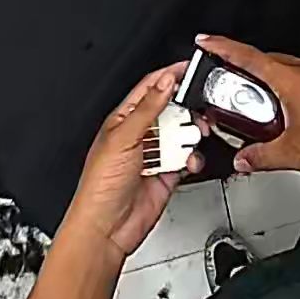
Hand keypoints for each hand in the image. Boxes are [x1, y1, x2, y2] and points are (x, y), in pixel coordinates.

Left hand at [56, 61, 200, 262]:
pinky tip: (189, 160)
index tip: (189, 67)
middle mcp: (141, 134)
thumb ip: (148, 108)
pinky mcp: (168, 172)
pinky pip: (188, 157)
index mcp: (124, 120)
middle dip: (188, 106)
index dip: (170, 75)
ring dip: (192, 132)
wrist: (105, 231)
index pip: (151, 88)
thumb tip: (166, 80)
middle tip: (200, 106)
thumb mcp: (123, 138)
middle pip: (172, 108)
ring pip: (183, 132)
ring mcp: (155, 153)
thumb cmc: (99, 187)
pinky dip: (193, 157)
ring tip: (197, 133)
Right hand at [196, 35, 299, 192]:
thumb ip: (261, 155)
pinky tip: (289, 119)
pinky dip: (291, 94)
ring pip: (289, 73)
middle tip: (226, 88)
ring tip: (257, 112)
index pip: (251, 57)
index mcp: (297, 81)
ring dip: (269, 87)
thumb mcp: (295, 155)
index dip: (224, 47)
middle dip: (244, 74)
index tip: (207, 41)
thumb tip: (246, 157)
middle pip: (269, 63)